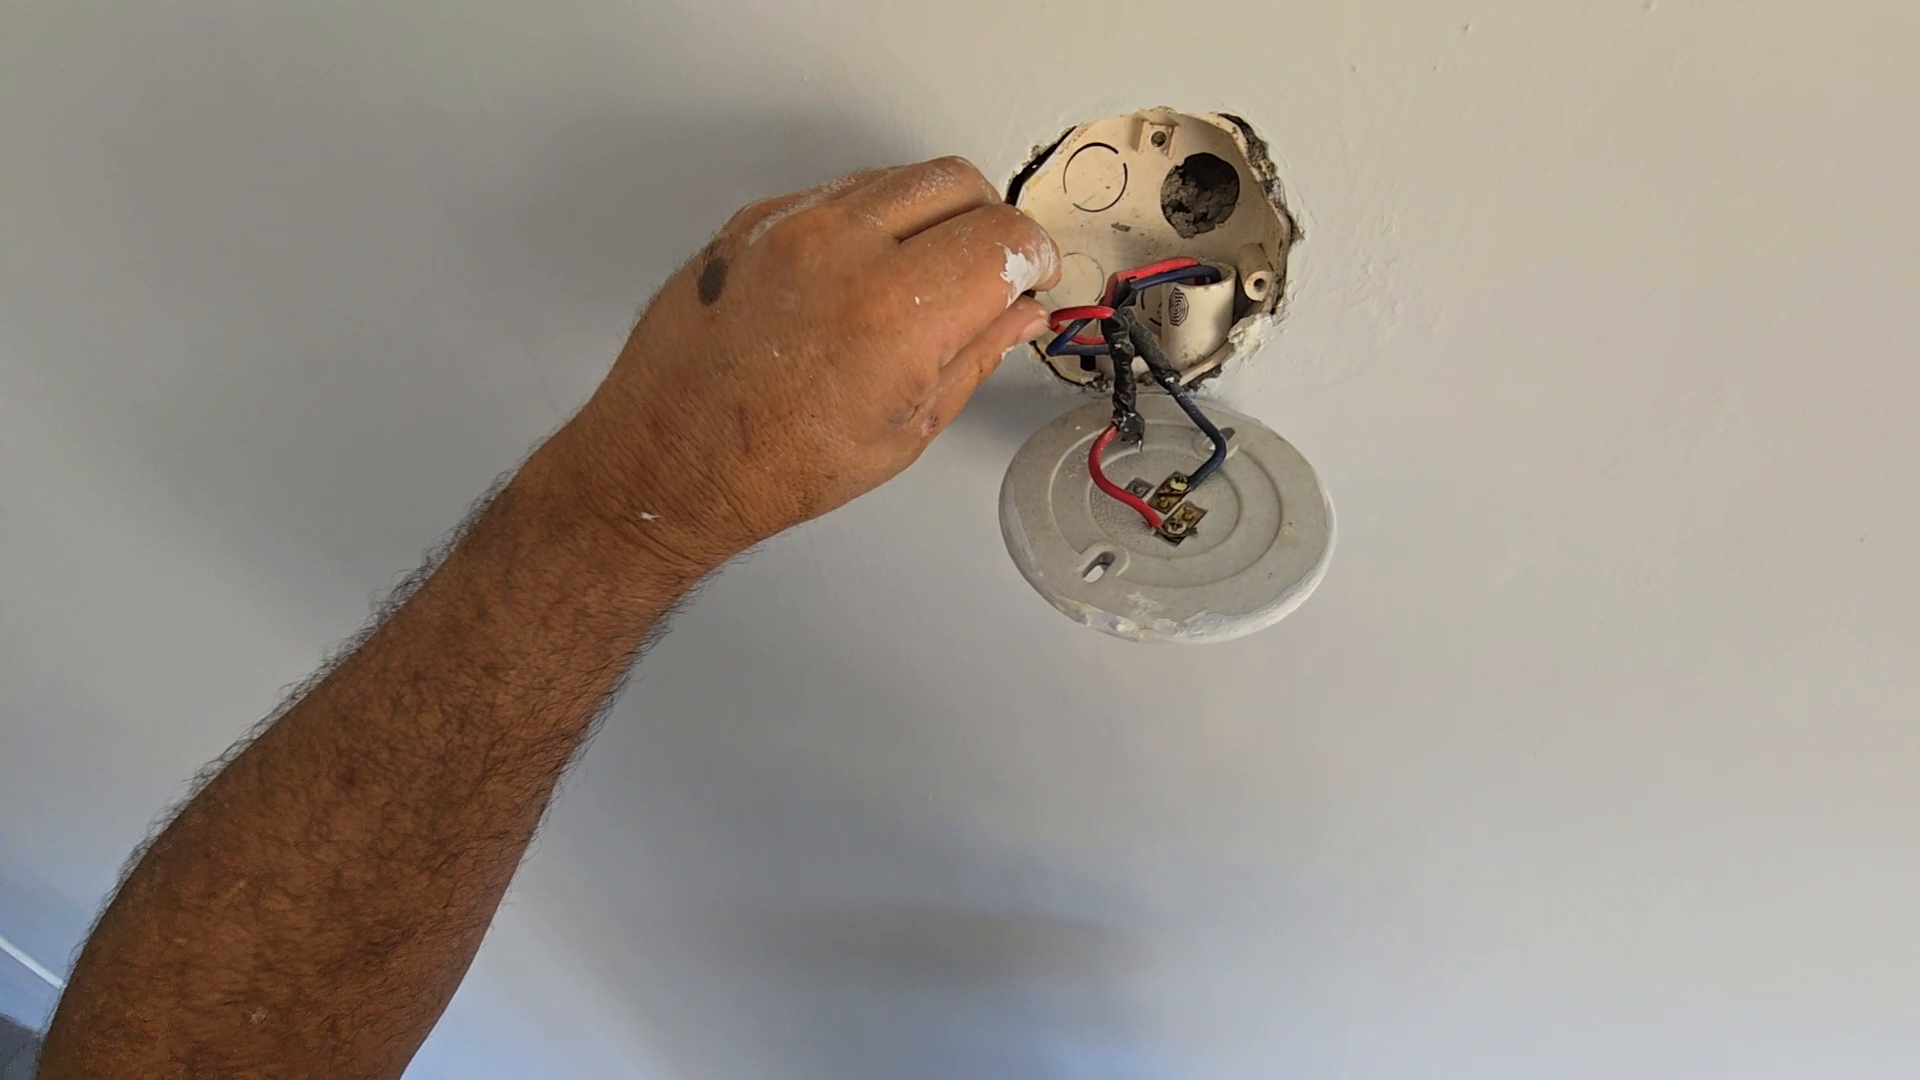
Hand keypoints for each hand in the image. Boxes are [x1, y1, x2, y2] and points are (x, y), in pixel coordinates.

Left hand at [554, 156, 1060, 570]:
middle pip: (960, 183)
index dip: (1033, 256)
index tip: (1034, 273)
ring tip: (928, 274)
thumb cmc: (780, 465)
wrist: (677, 459)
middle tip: (991, 270)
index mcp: (895, 314)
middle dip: (993, 224)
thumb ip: (974, 357)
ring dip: (937, 215)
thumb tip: (1017, 315)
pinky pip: (845, 190)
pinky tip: (870, 268)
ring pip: (903, 176)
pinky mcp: (757, 218)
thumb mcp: (906, 429)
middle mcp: (843, 250)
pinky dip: (879, 217)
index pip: (1002, 238)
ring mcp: (792, 224)